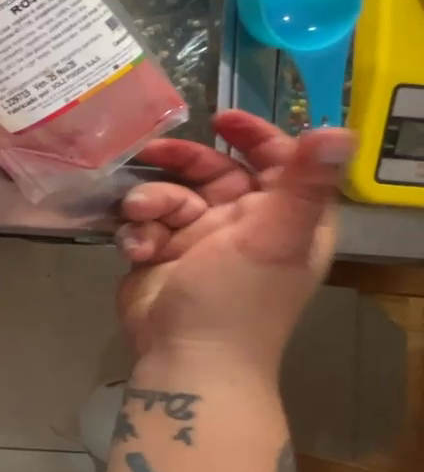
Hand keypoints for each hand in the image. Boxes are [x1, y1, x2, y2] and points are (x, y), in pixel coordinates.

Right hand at [114, 110, 354, 372]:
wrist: (186, 353)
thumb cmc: (237, 298)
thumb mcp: (273, 236)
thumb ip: (303, 183)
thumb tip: (338, 128)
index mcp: (283, 218)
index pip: (277, 163)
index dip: (255, 137)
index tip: (221, 118)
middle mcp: (242, 224)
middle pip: (210, 174)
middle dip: (179, 163)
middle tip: (146, 153)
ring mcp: (196, 240)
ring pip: (165, 197)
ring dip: (148, 205)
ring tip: (141, 226)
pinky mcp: (157, 254)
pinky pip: (139, 226)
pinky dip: (134, 235)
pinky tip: (136, 252)